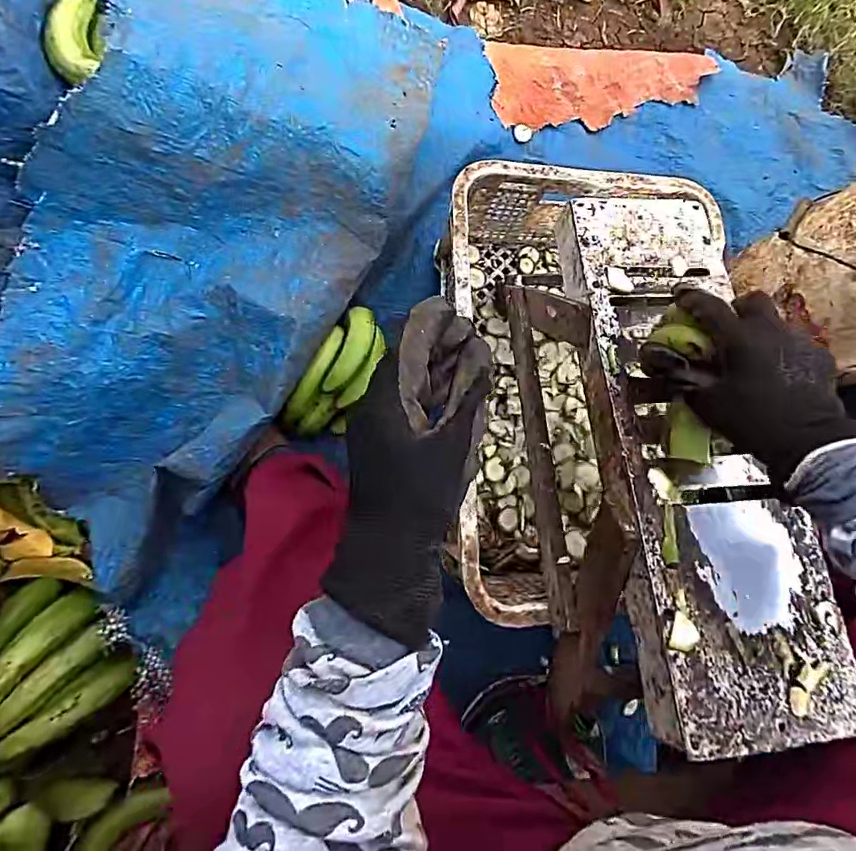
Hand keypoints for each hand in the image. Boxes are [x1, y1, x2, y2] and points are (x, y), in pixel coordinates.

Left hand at [320, 297, 492, 648]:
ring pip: (407, 379)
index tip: (455, 308)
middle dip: (438, 341)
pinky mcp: (383, 437)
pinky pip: (406, 400)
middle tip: (470, 334)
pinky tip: (452, 387)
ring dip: (435, 364)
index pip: (407, 342)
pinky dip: (430, 389)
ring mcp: (376, 420)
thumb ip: (469, 394)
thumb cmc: (422, 495)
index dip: (432, 322)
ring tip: (468, 354)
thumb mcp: (455, 443)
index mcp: (386, 397)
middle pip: (406, 357)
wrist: (388, 547)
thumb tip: (480, 352)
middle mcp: (375, 402)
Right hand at [639, 288, 855, 486]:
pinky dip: (784, 351)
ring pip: (776, 321)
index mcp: (739, 337)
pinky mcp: (819, 357)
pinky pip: (797, 343)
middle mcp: (770, 330)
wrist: (810, 442)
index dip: (690, 299)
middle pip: (750, 301)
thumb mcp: (709, 404)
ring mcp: (799, 341)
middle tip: (726, 328)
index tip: (680, 298)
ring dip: (761, 331)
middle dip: (736, 309)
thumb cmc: (755, 422)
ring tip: (753, 355)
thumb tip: (665, 366)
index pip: (708, 305)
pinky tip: (779, 373)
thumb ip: (685, 380)